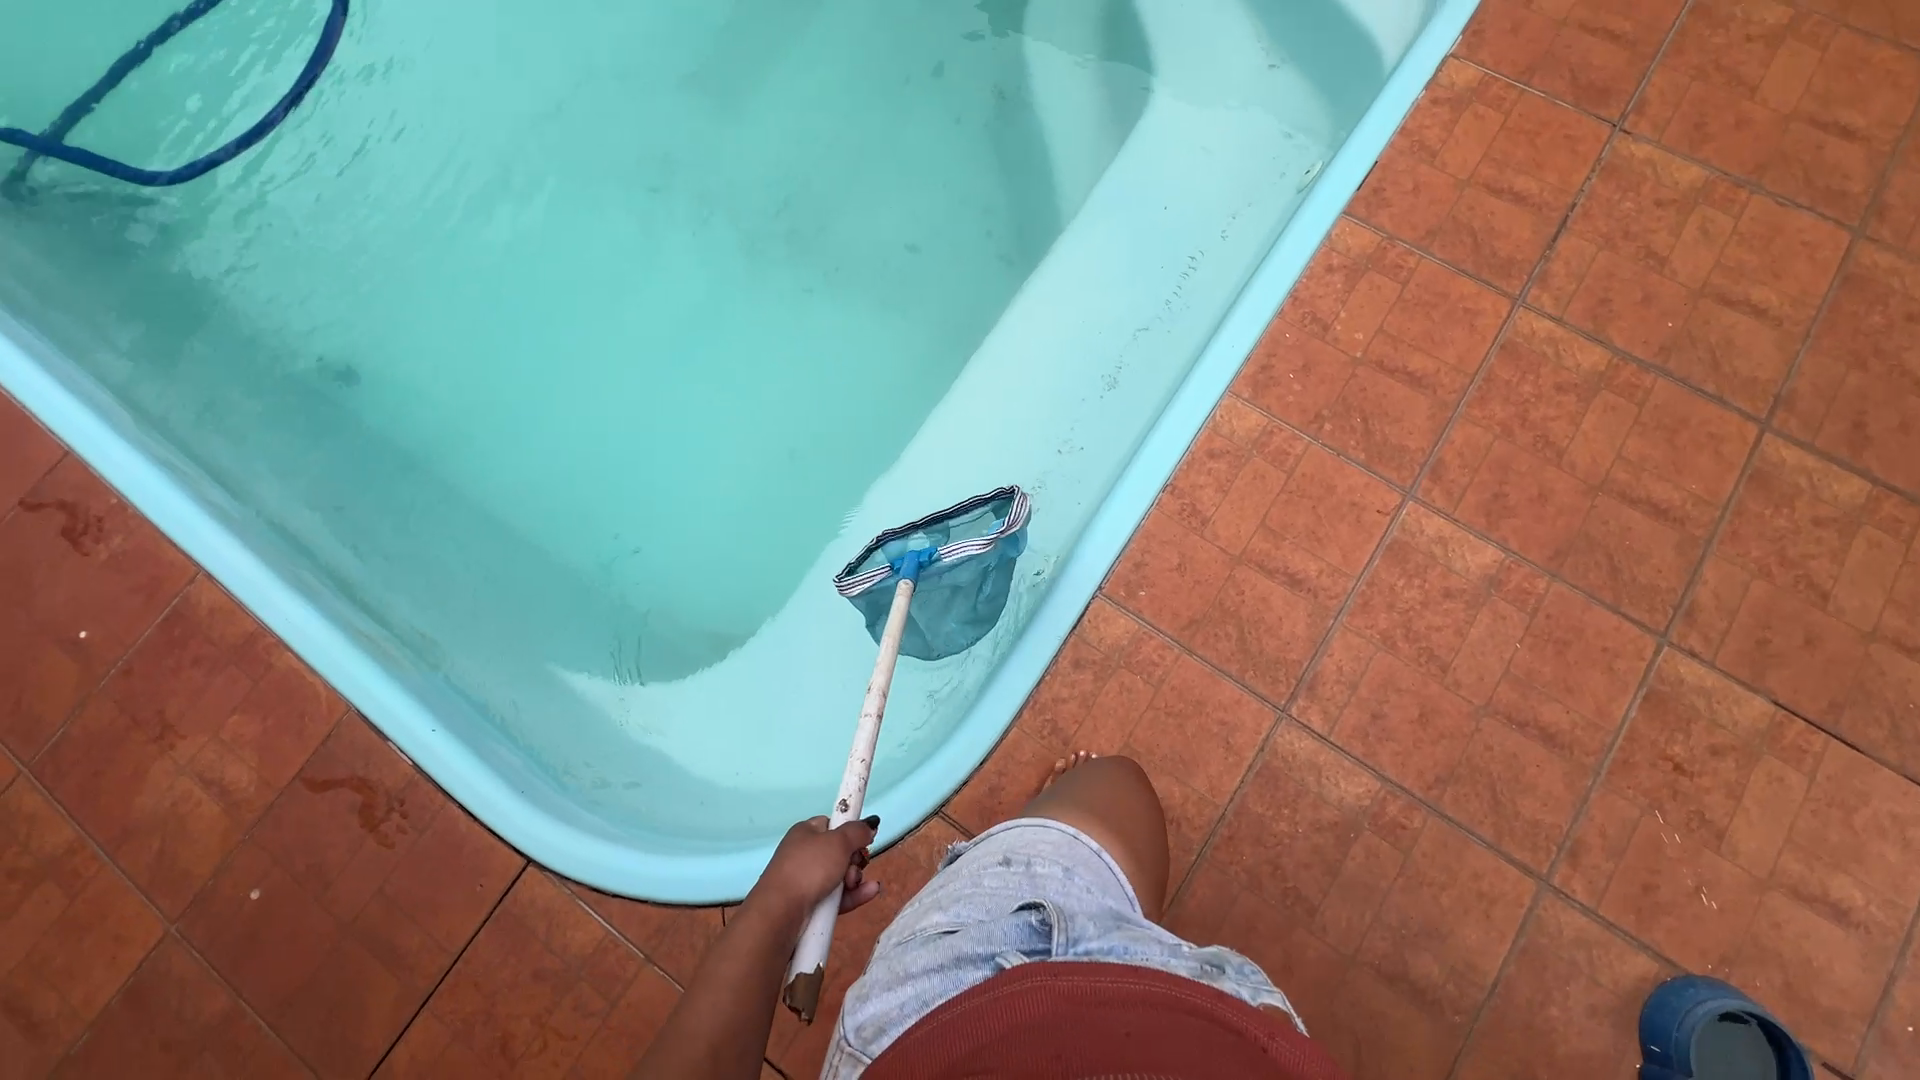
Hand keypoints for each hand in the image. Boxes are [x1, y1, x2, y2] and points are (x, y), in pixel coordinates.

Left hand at [746, 815, 881, 931]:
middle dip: (854, 859)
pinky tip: (870, 892)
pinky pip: (837, 896)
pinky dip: (853, 895)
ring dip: (855, 879)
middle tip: (854, 864)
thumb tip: (869, 825)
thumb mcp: (839, 842)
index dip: (848, 831)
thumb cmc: (809, 868)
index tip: (862, 839)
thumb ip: (858, 831)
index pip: (831, 824)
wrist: (781, 912)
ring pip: (840, 876)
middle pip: (839, 852)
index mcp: (806, 832)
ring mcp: (806, 880)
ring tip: (854, 883)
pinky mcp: (810, 904)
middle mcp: (804, 854)